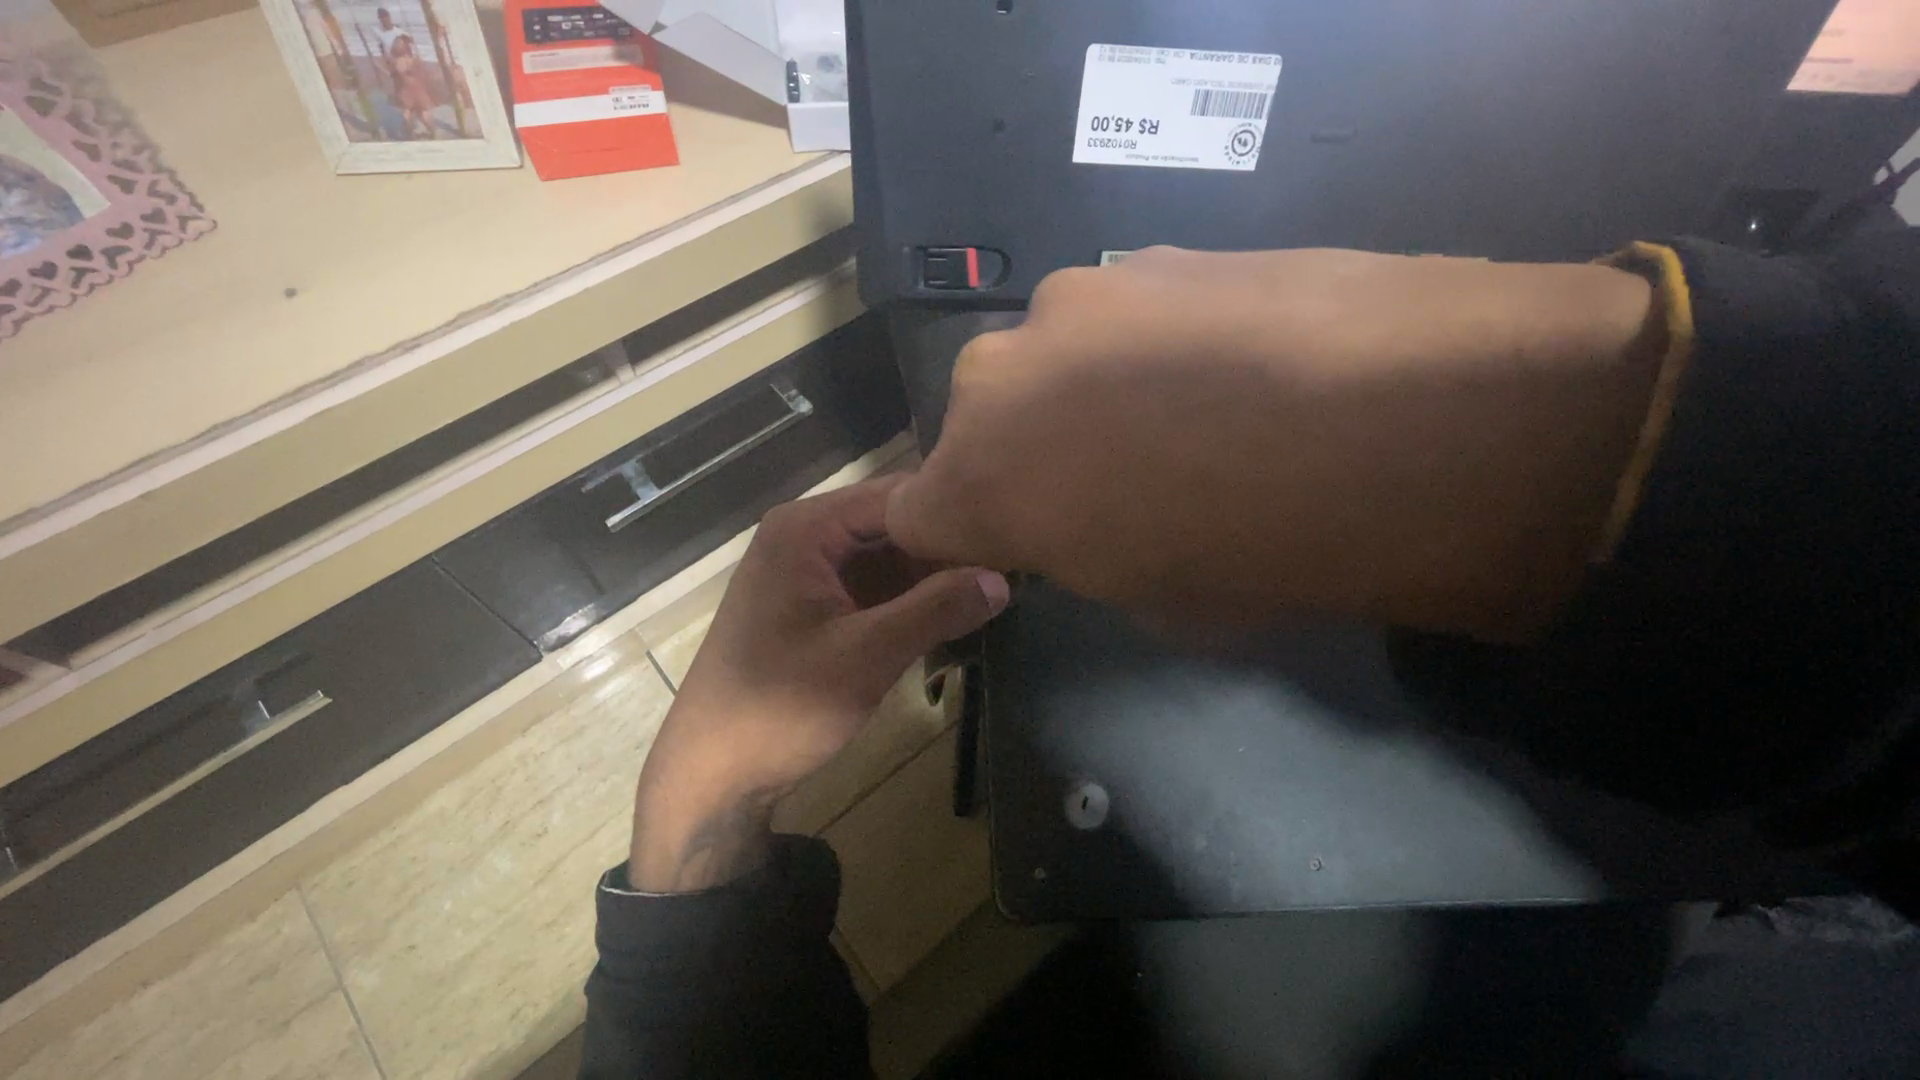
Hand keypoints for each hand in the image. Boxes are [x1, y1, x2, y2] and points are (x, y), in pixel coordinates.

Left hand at [626, 476, 1007, 891]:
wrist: (712, 770)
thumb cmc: (780, 706)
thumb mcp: (865, 656)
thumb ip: (936, 610)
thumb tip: (1004, 580)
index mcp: (806, 528)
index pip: (897, 496)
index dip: (952, 514)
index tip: (1010, 537)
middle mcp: (806, 535)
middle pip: (893, 523)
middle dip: (947, 546)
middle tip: (1013, 566)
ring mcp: (809, 570)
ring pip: (888, 556)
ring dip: (933, 575)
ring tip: (997, 588)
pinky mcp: (815, 604)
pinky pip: (874, 586)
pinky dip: (911, 599)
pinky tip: (955, 614)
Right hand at [885, 246, 1663, 638]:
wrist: (1411, 423)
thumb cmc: (1264, 552)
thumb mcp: (1154, 602)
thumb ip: (1082, 558)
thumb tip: (1083, 529)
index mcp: (980, 479)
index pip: (917, 515)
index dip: (964, 536)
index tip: (1013, 548)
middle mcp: (997, 375)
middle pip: (977, 425)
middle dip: (1023, 459)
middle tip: (1112, 485)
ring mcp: (1072, 300)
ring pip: (1045, 362)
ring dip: (1083, 394)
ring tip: (1185, 416)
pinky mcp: (1147, 254)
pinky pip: (1113, 318)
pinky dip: (1143, 347)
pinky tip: (1227, 365)